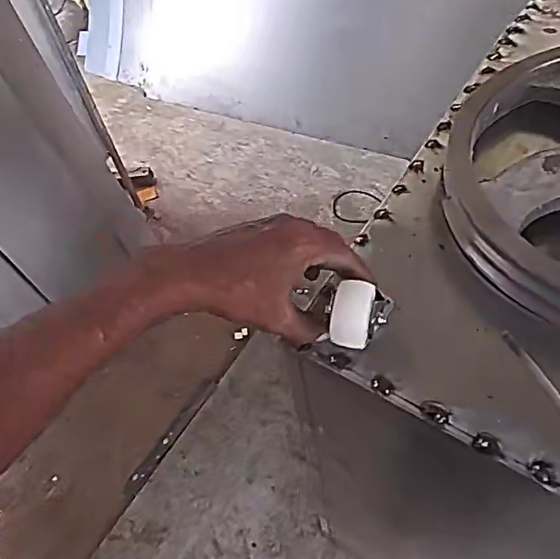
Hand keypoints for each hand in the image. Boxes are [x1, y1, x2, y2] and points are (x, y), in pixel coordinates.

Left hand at [136, 215, 372, 344]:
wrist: (192, 273)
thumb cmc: (228, 286)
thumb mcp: (276, 317)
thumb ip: (304, 328)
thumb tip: (316, 333)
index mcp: (304, 244)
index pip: (347, 256)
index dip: (362, 274)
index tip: (368, 285)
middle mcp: (292, 228)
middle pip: (333, 243)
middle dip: (345, 266)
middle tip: (352, 285)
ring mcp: (274, 225)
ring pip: (312, 238)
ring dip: (323, 259)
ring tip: (326, 282)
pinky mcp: (259, 229)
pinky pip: (293, 238)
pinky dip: (303, 254)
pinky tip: (294, 275)